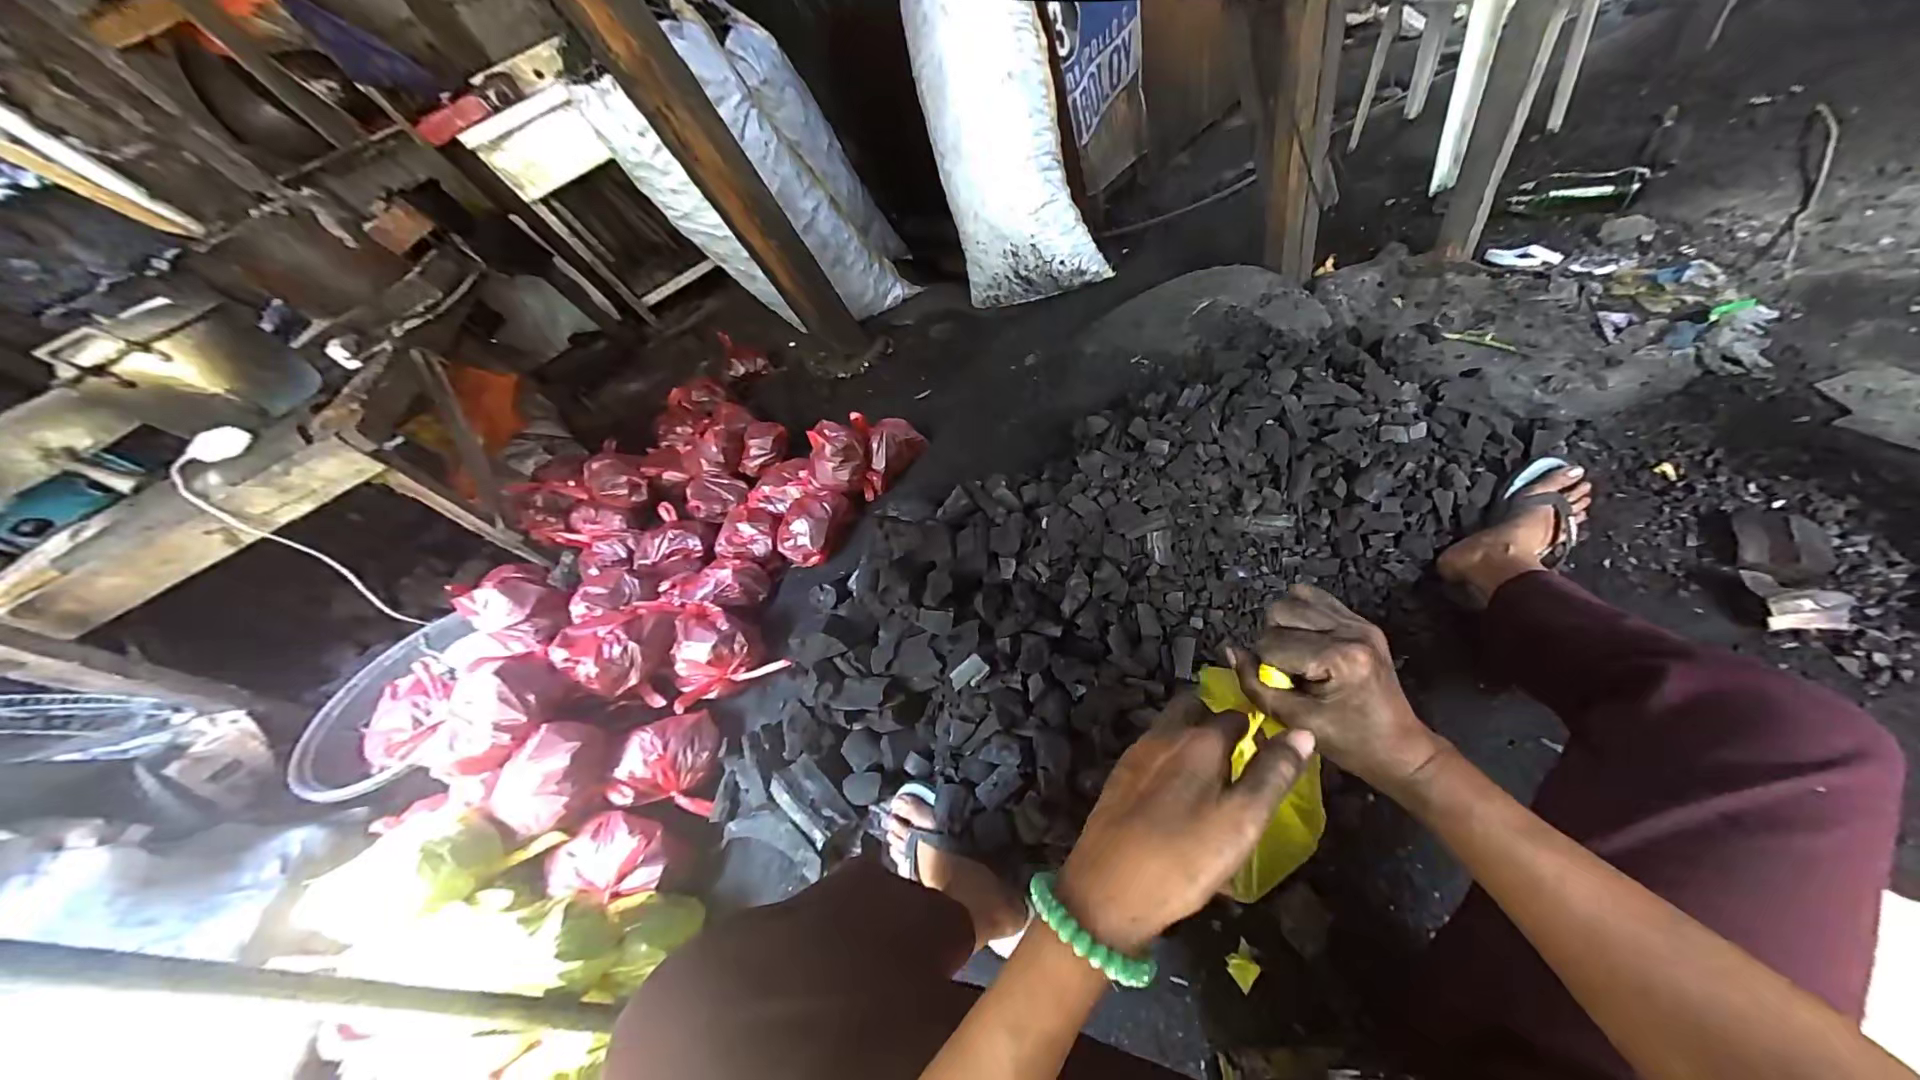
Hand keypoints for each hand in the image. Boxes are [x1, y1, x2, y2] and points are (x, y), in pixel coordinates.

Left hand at [1054, 694, 1314, 952]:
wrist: (1107, 886)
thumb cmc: (1185, 855)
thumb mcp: (1242, 820)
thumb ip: (1271, 774)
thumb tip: (1301, 733)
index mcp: (1198, 740)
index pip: (1235, 715)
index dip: (1255, 727)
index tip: (1268, 749)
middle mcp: (1163, 735)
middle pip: (1193, 708)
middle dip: (1216, 721)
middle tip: (1238, 755)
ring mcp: (1136, 754)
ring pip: (1169, 729)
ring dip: (1192, 739)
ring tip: (1213, 777)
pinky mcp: (1119, 776)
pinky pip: (1152, 753)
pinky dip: (1170, 759)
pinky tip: (1179, 794)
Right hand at [1225, 584, 1445, 792]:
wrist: (1399, 747)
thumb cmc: (1348, 742)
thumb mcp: (1295, 721)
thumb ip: (1254, 685)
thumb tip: (1229, 650)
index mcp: (1339, 659)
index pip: (1270, 644)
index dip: (1263, 667)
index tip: (1280, 689)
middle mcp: (1351, 631)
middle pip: (1279, 614)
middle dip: (1271, 642)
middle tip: (1285, 671)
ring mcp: (1359, 623)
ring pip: (1292, 601)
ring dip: (1283, 627)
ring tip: (1294, 655)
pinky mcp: (1361, 622)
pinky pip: (1314, 598)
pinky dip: (1299, 615)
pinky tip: (1303, 639)